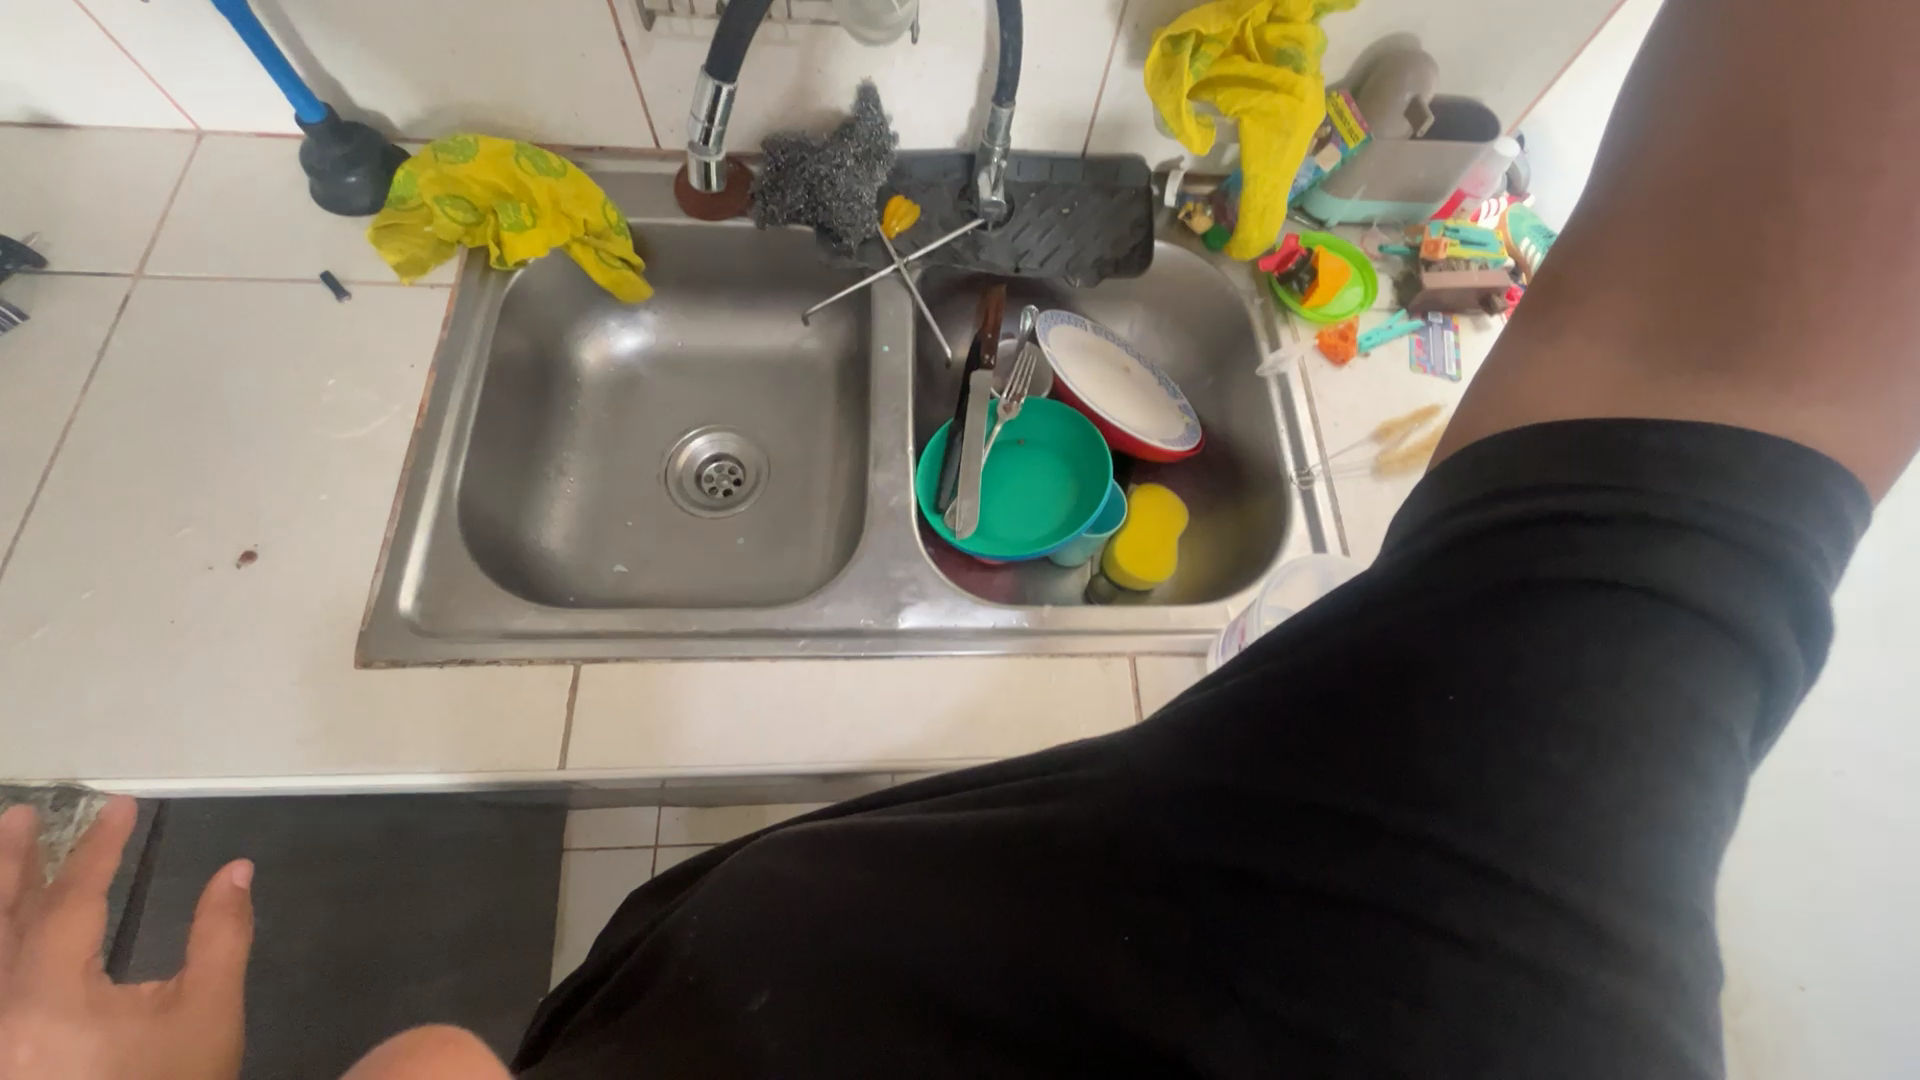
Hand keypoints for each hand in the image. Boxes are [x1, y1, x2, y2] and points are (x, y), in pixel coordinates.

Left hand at [0, 796, 253, 1079]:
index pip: (69, 906)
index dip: (96, 852)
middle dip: (8, 866)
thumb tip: (236, 869)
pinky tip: (0, 923)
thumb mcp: (208, 1012)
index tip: (119, 806)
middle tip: (22, 815)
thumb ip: (221, 936)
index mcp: (49, 1003)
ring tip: (0, 851)